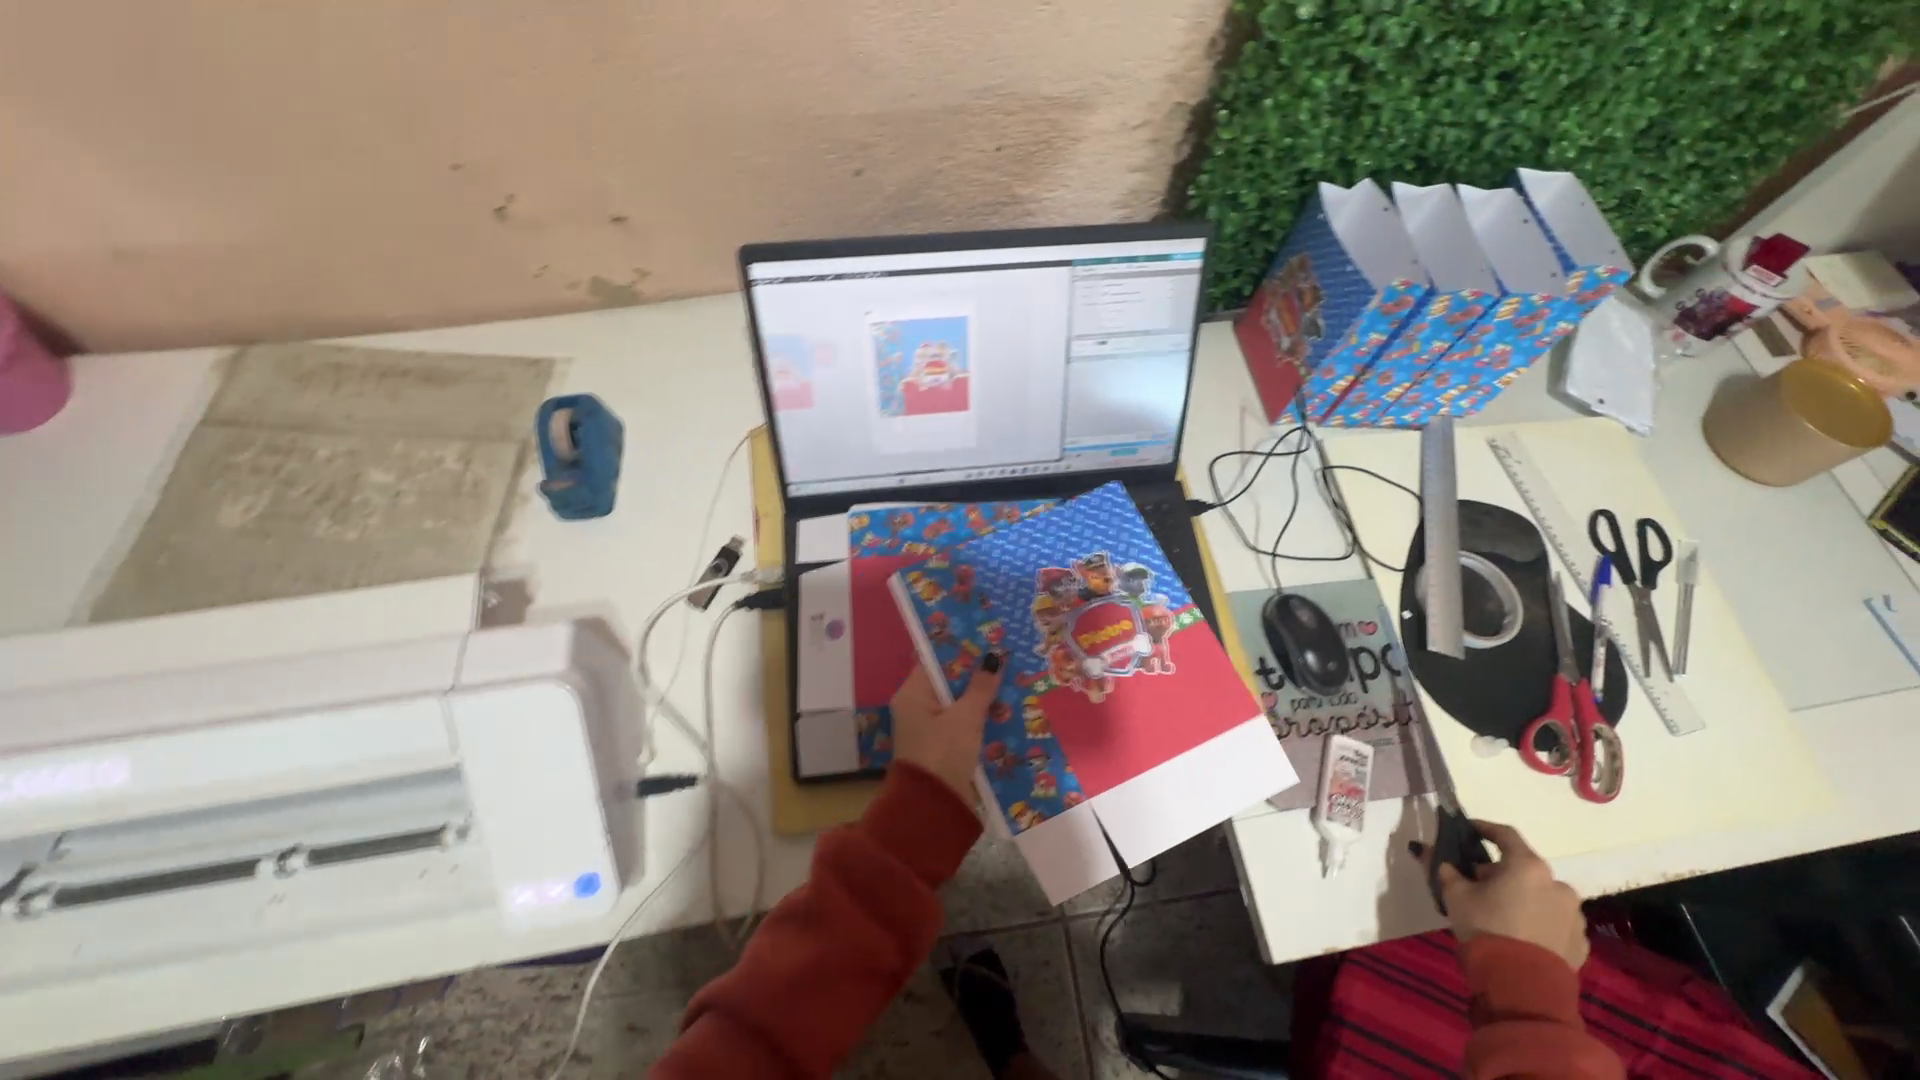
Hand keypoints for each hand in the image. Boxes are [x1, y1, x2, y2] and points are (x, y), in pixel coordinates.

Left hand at [889, 654, 1004, 801]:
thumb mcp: (966, 717)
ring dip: (985, 699)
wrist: (935, 807)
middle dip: (979, 676)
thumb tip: (994, 656)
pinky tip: (1008, 714)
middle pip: (951, 683)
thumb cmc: (944, 752)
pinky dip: (983, 720)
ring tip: (1016, 686)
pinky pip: (965, 724)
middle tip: (1009, 661)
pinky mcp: (945, 747)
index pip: (937, 661)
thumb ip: (981, 687)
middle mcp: (918, 707)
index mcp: (913, 694)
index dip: (963, 650)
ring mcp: (931, 729)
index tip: (989, 639)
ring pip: (961, 704)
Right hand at [1417, 820, 1589, 970]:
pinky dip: (1538, 921)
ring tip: (1501, 913)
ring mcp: (1574, 915)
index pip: (1506, 834)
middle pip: (1525, 867)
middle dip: (1501, 871)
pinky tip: (1521, 934)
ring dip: (1523, 896)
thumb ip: (1443, 868)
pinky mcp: (1581, 942)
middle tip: (1478, 882)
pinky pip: (1555, 922)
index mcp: (1528, 866)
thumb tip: (1429, 851)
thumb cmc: (1486, 928)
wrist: (1522, 985)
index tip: (1469, 828)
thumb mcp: (1454, 895)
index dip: (1485, 828)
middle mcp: (1558, 884)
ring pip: (1543, 895)